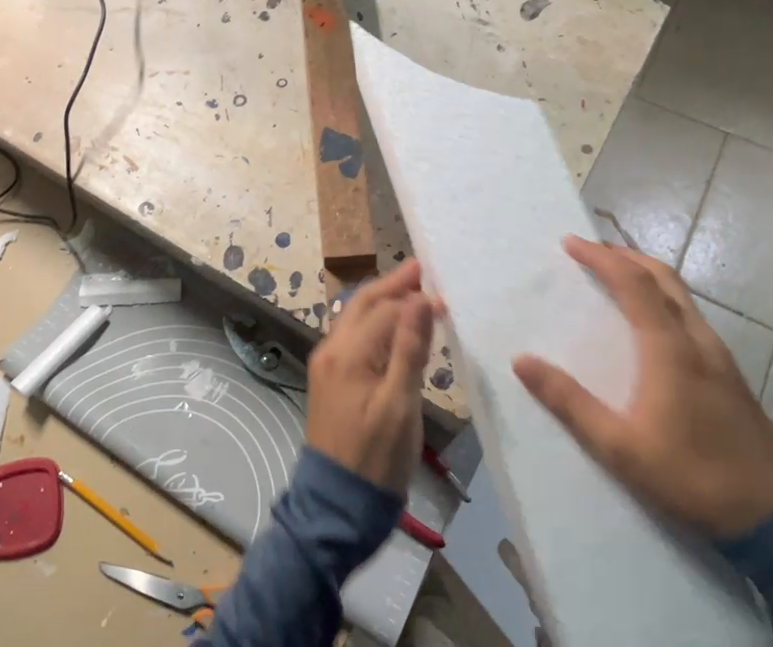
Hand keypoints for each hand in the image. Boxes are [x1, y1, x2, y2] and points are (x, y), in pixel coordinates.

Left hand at [305, 259, 435, 493]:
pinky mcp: (331, 381)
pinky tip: (393, 328)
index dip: (414, 299)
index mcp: (346, 354)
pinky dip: (374, 324)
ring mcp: (327, 366)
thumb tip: (421, 299)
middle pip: (362, 305)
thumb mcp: (399, 405)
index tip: (444, 292)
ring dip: (382, 302)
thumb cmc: (376, 457)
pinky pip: (353, 338)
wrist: (339, 504)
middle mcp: (331, 351)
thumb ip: (409, 349)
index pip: (384, 310)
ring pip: (355, 320)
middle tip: (421, 268)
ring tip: (411, 290)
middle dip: (392, 286)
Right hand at [513, 237, 772, 538]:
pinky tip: (652, 325)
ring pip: (683, 297)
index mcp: (670, 350)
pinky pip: (692, 318)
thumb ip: (569, 401)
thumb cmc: (688, 477)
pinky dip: (664, 301)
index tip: (571, 243)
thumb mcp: (618, 446)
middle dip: (627, 257)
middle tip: (592, 251)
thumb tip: (522, 360)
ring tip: (616, 278)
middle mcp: (699, 341)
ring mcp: (721, 357)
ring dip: (648, 277)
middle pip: (665, 279)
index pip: (633, 284)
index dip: (602, 258)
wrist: (769, 516)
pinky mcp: (731, 375)